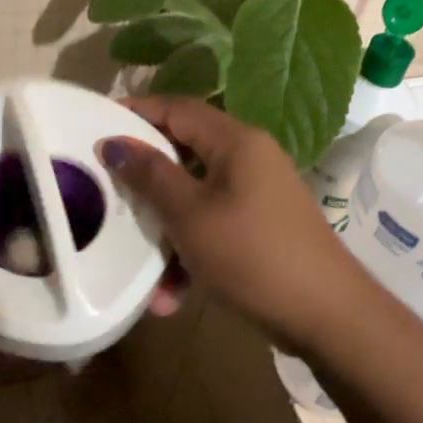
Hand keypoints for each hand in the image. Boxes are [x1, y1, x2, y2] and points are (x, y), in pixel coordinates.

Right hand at [98, 97, 368, 351]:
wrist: (326, 314)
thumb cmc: (252, 255)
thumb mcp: (191, 216)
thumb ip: (151, 176)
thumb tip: (114, 142)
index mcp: (237, 142)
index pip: (179, 108)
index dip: (137, 112)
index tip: (96, 125)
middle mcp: (251, 160)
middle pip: (185, 156)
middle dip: (147, 184)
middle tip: (106, 195)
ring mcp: (260, 196)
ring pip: (197, 201)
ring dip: (167, 235)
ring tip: (141, 273)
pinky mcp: (263, 230)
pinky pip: (216, 230)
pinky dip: (193, 256)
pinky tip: (172, 298)